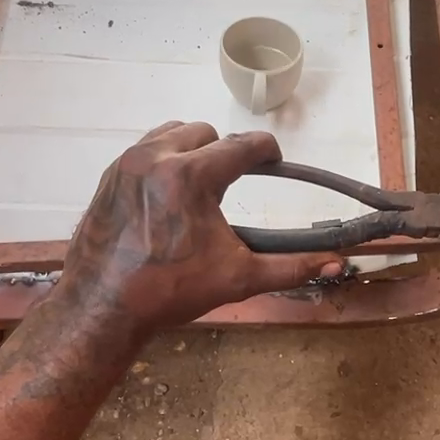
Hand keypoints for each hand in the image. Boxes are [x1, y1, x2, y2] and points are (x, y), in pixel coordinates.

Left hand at [54, 122, 343, 335]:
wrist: (103, 307)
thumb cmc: (172, 292)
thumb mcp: (237, 278)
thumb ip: (289, 267)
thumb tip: (336, 266)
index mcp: (191, 176)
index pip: (243, 145)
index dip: (267, 150)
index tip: (275, 160)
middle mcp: (157, 157)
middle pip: (207, 132)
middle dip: (226, 151)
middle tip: (236, 182)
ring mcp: (128, 163)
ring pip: (173, 133)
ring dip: (194, 149)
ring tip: (202, 184)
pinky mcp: (110, 175)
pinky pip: (146, 148)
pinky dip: (165, 159)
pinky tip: (170, 193)